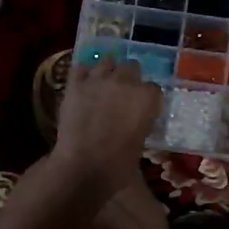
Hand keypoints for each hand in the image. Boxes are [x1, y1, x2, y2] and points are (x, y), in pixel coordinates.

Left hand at [51, 58, 161, 193]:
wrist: (82, 167)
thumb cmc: (117, 166)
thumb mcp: (140, 145)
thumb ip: (141, 125)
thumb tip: (135, 123)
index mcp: (147, 98)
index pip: (153, 88)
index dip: (147, 98)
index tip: (141, 107)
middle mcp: (125, 82)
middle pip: (132, 67)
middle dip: (129, 78)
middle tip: (122, 94)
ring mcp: (99, 80)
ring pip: (107, 62)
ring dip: (108, 71)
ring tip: (102, 85)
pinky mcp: (75, 84)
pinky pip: (80, 68)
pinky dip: (83, 74)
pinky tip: (83, 83)